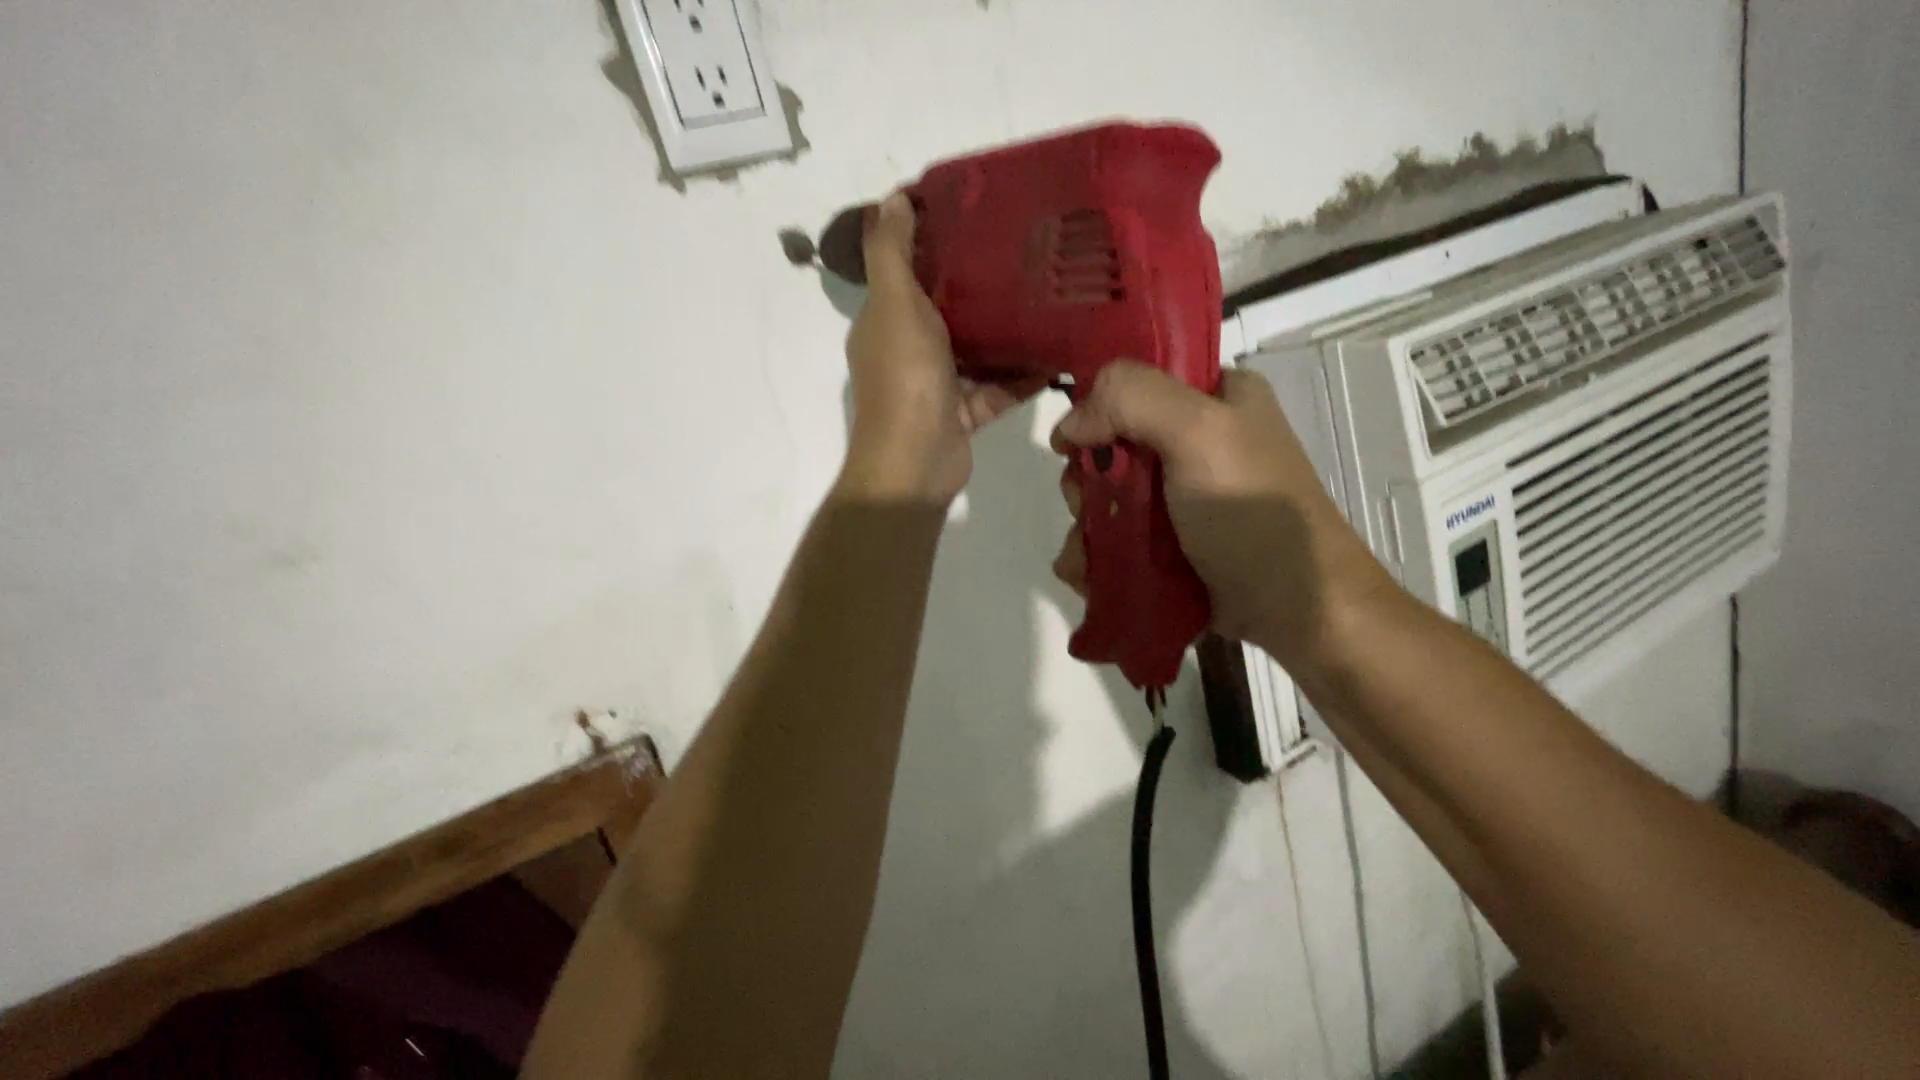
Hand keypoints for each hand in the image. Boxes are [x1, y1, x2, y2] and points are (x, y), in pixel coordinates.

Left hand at [837, 193, 1040, 502]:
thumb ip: (893, 253)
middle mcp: (907, 351)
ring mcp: (936, 385)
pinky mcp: (963, 414)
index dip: (933, 244)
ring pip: (974, 351)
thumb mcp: (895, 304)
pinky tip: (1055, 355)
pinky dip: (1020, 375)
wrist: (915, 462)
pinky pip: (996, 388)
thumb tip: (894, 199)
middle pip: (945, 311)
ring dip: (1005, 332)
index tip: (975, 216)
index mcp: (885, 322)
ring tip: (1047, 300)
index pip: (906, 274)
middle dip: (979, 286)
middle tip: (1024, 254)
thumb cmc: (904, 378)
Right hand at [1049, 361, 1396, 670]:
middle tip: (1090, 505)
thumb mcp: (1200, 431)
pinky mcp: (1169, 548)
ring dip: (1086, 529)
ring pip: (1105, 500)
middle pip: (1109, 446)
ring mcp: (1181, 500)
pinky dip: (1095, 559)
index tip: (1075, 443)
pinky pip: (1114, 541)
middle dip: (1087, 481)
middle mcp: (1197, 443)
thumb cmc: (1250, 511)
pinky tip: (1092, 577)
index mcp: (1216, 396)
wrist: (1295, 607)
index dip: (1097, 407)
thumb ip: (1130, 400)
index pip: (1137, 381)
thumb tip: (1070, 428)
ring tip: (1091, 557)